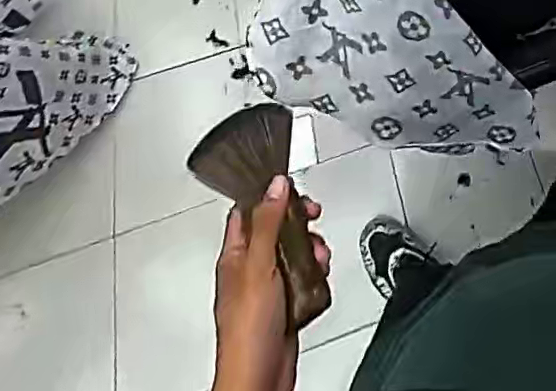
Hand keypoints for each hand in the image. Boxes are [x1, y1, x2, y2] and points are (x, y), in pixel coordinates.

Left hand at [212, 176, 330, 390]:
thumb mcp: (259, 266)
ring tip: (317, 256)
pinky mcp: (287, 303)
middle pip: (277, 228)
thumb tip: (275, 185)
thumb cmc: (247, 333)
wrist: (260, 381)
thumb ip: (268, 224)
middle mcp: (251, 269)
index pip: (248, 211)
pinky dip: (316, 272)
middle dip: (299, 220)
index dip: (269, 195)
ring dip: (311, 247)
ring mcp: (269, 286)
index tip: (291, 187)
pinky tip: (319, 277)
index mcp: (236, 257)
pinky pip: (305, 275)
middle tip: (312, 216)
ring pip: (295, 250)